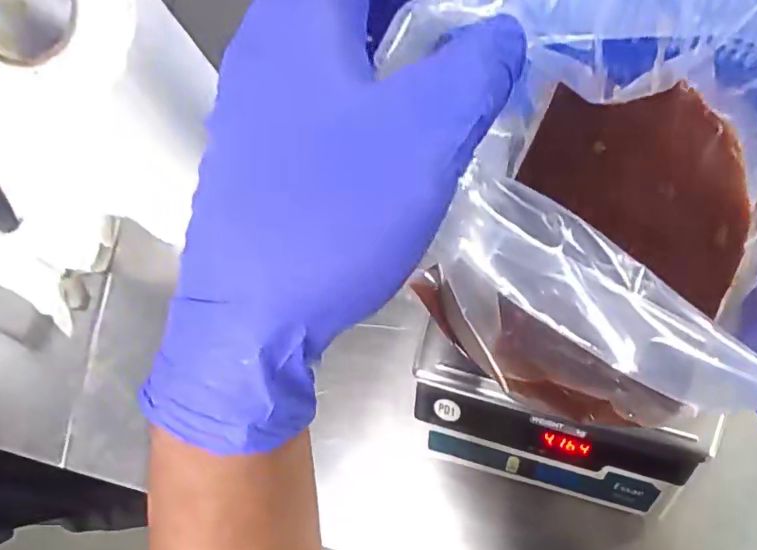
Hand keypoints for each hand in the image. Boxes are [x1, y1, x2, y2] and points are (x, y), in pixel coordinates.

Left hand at [140, 0, 525, 456]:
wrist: (254, 311)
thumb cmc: (338, 215)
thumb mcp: (425, 140)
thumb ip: (472, 75)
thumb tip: (504, 33)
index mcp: (303, 16)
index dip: (432, 3)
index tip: (471, 28)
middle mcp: (266, 43)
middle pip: (348, 8)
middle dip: (412, 20)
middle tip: (463, 54)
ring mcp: (252, 103)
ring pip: (331, 53)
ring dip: (387, 61)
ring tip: (436, 96)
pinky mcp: (254, 156)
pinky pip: (316, 102)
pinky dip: (360, 103)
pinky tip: (386, 151)